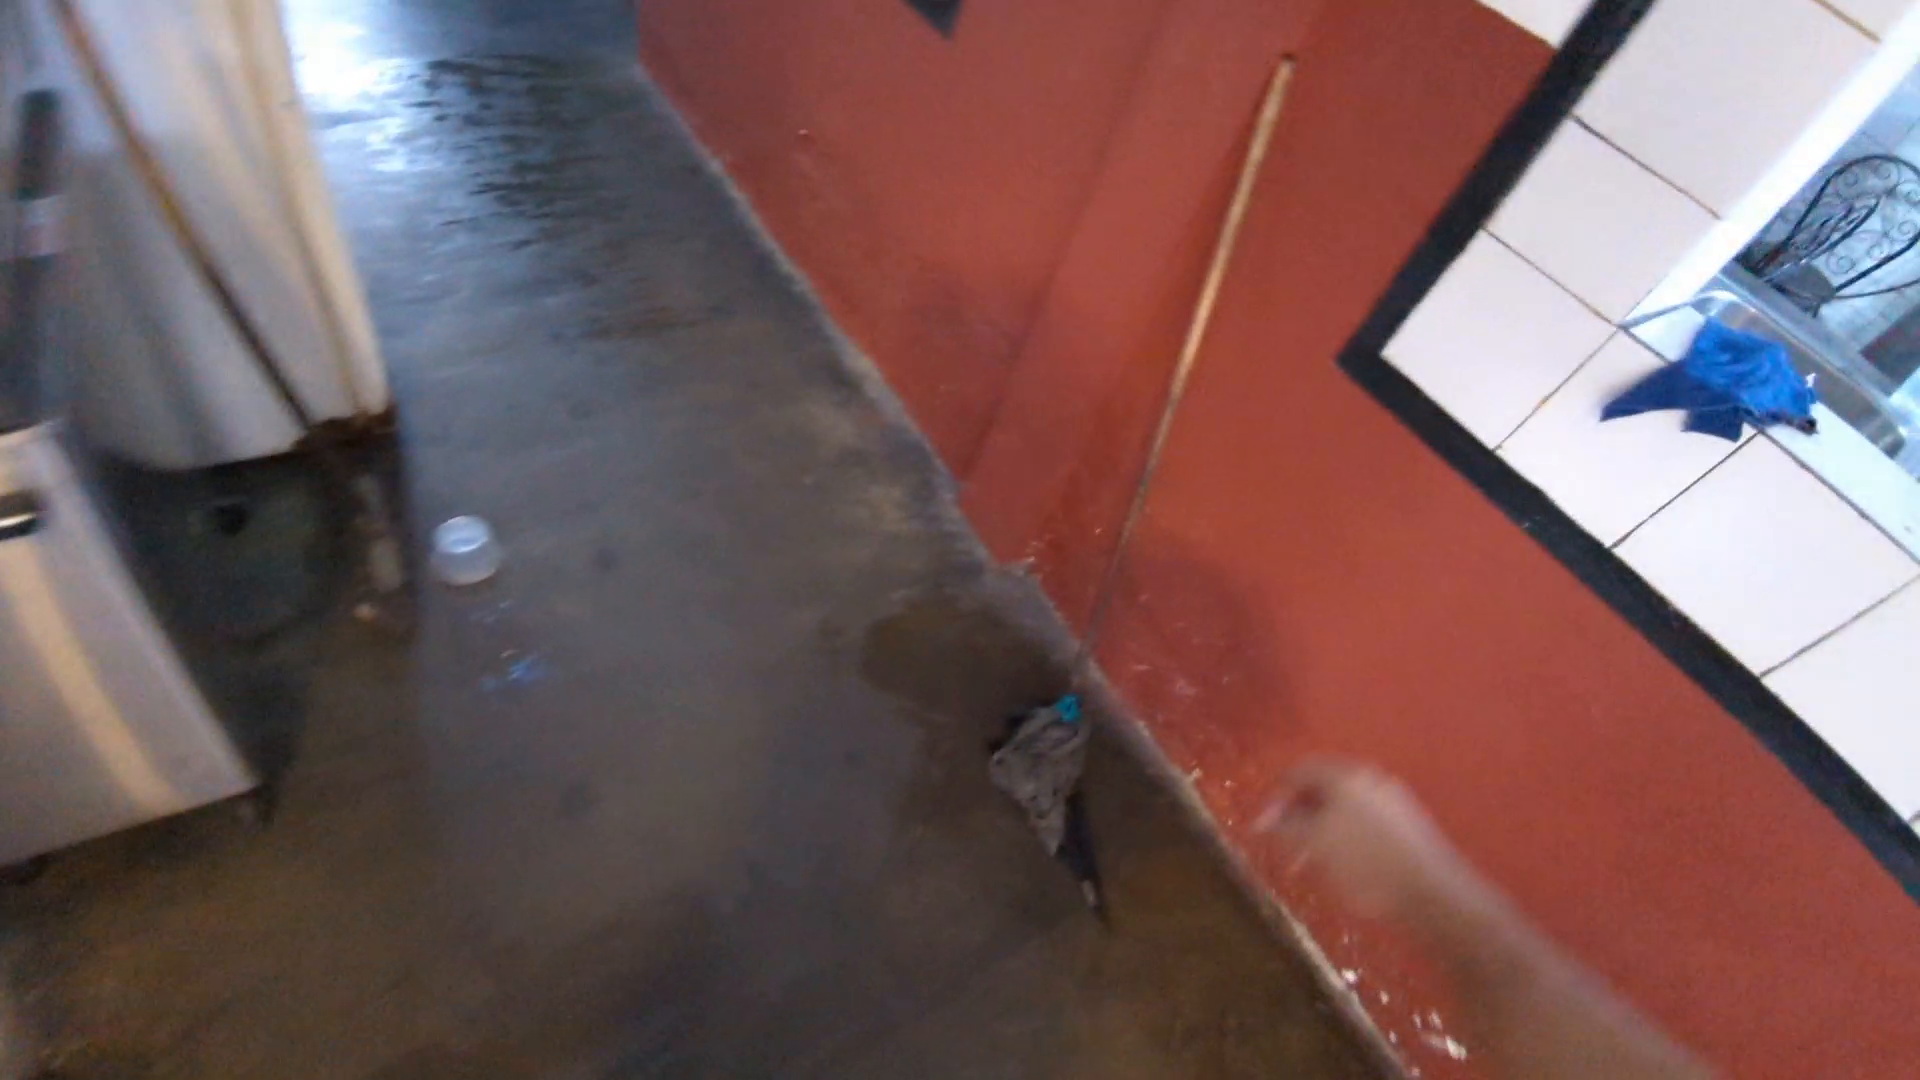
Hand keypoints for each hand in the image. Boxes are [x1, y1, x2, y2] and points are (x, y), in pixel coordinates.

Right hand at [1256, 760, 1481, 923]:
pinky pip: (1365, 825)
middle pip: (1322, 791)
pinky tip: (1345, 867)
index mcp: (1345, 776)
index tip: (1264, 826)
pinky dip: (1346, 840)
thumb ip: (1282, 828)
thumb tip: (1258, 821)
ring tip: (1313, 863)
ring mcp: (1393, 804)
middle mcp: (1370, 781)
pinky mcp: (1409, 829)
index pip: (1298, 772)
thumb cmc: (1364, 864)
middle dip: (1299, 817)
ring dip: (1321, 832)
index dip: (1276, 797)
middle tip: (1287, 847)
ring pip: (1343, 810)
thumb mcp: (1312, 844)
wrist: (1434, 899)